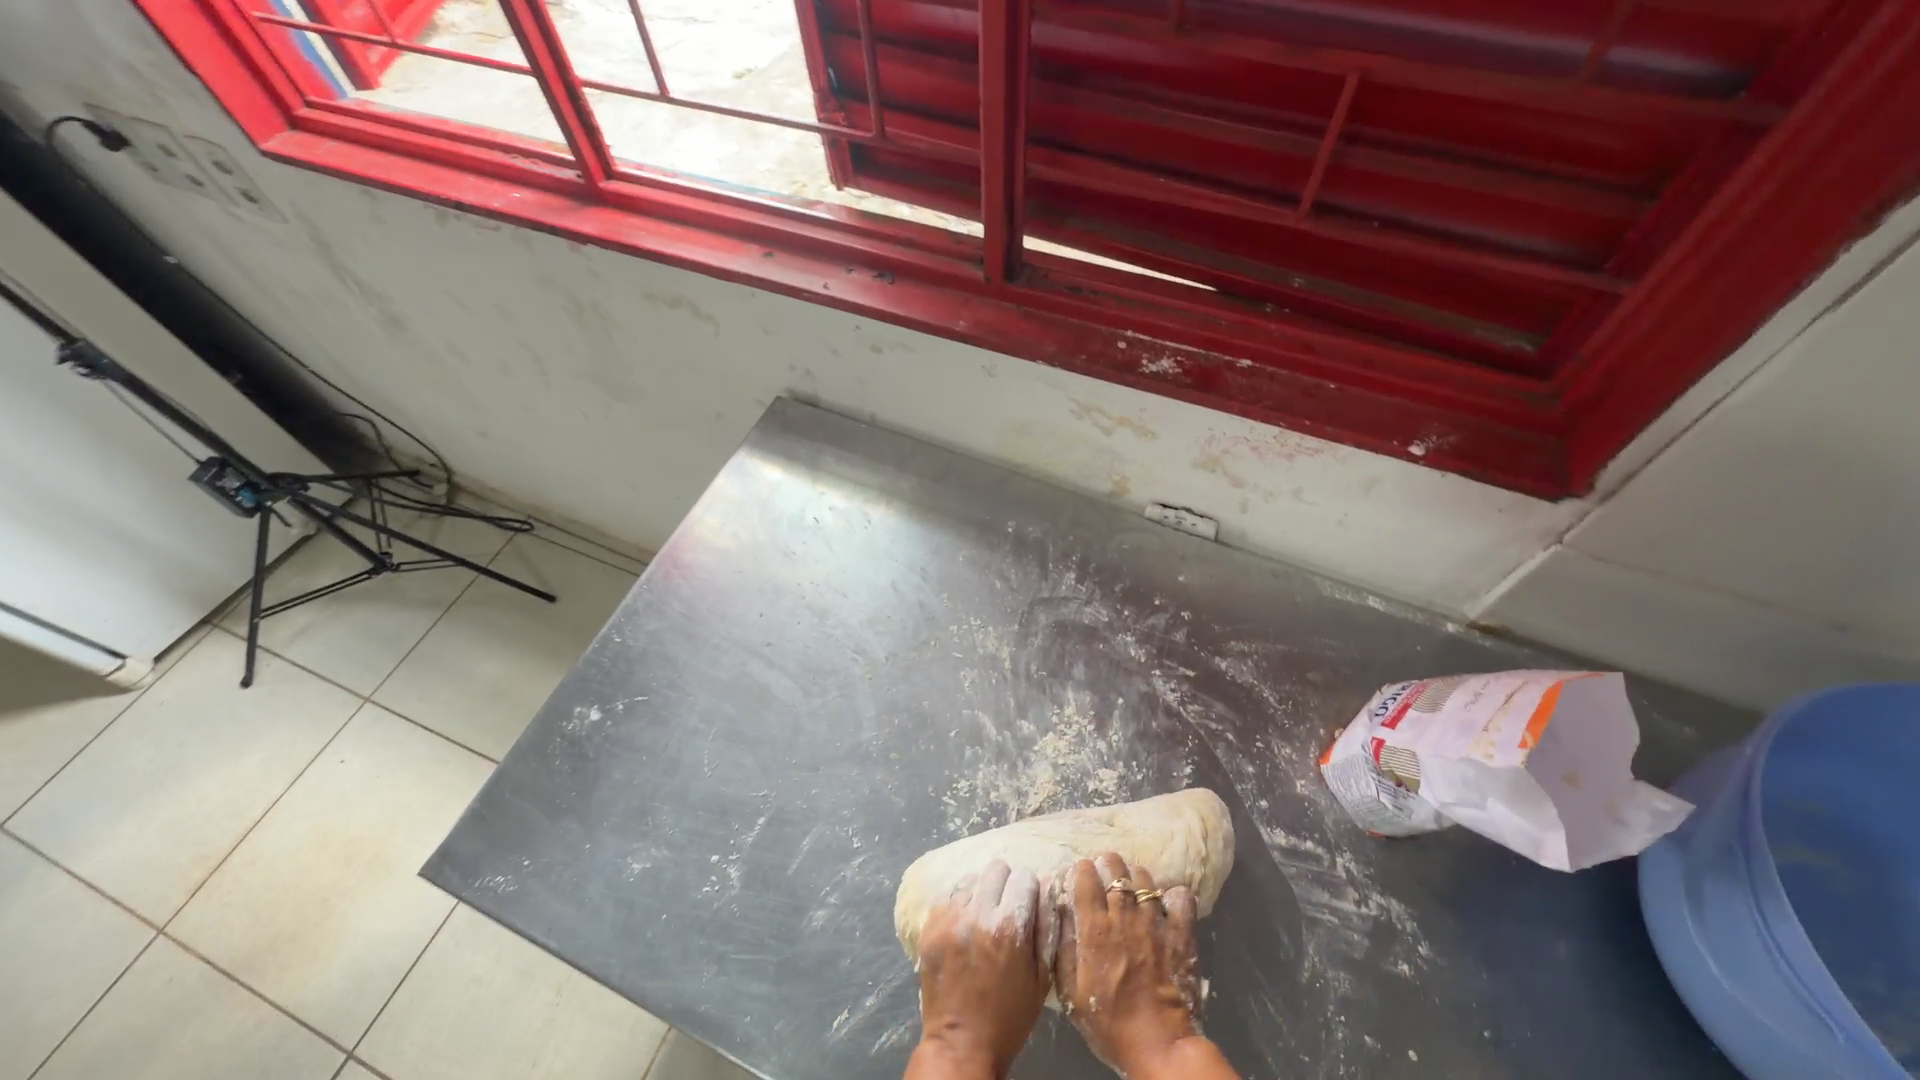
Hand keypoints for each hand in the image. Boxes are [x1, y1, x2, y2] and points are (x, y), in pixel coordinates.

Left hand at [909, 859, 1051, 1079]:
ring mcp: (948, 918)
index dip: (1030, 891)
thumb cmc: (1009, 1015)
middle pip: (995, 869)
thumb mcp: (1041, 976)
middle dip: (1006, 885)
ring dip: (981, 893)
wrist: (961, 1043)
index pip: (1024, 877)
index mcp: (1009, 925)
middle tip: (1007, 910)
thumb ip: (1046, 927)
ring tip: (984, 918)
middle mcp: (977, 913)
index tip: (1029, 906)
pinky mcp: (929, 927)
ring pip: (970, 880)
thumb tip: (1046, 886)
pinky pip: (948, 897)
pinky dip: (960, 905)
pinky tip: (965, 926)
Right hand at [1054, 853, 1203, 1074]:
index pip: (1084, 876)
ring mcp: (1156, 922)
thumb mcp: (1069, 990)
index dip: (1079, 870)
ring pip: (1145, 878)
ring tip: (1132, 890)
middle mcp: (1124, 916)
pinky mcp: (1182, 934)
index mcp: (1094, 928)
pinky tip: (1166, 906)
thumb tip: (1059, 909)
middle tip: (1104, 875)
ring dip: (1135, 879)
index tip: (1078, 876)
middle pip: (1115, 867)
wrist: (1158, 1045)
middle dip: (1106, 865)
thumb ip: (1061, 945)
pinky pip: (1181, 898)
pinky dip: (1172, 897)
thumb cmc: (1108, 1022)